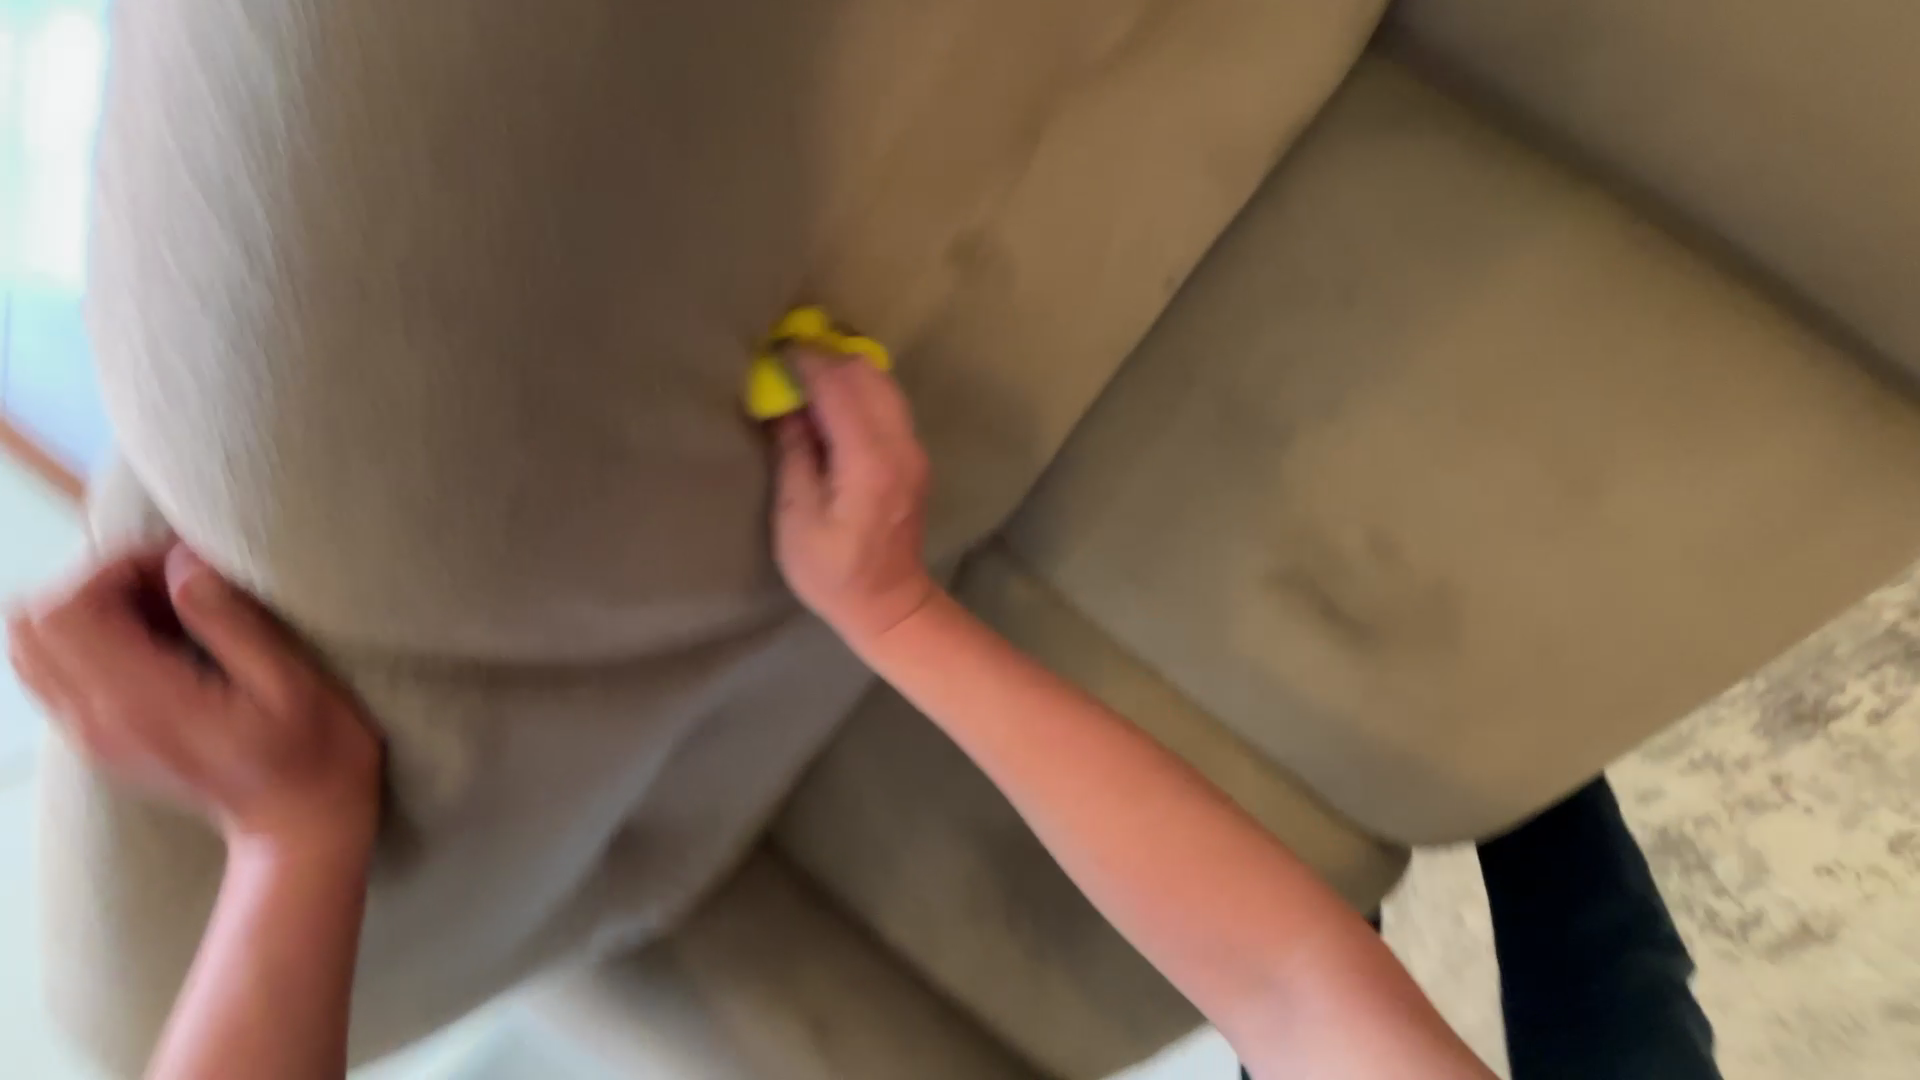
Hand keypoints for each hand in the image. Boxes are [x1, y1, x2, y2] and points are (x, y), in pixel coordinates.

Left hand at [6, 543, 382, 851]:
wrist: (300, 819)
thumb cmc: (317, 749)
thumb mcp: (294, 683)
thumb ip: (233, 625)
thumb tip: (186, 567)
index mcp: (143, 702)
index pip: (70, 612)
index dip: (116, 567)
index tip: (186, 561)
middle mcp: (96, 719)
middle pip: (33, 624)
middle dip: (96, 581)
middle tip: (175, 578)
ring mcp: (91, 733)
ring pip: (33, 646)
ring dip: (92, 608)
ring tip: (169, 605)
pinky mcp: (101, 738)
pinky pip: (57, 670)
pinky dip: (94, 637)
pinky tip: (163, 639)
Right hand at [769, 350, 939, 647]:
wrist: (890, 603)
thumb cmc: (833, 572)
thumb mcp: (796, 517)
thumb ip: (793, 453)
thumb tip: (784, 406)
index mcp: (870, 461)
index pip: (839, 386)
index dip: (805, 361)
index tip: (775, 352)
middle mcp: (901, 446)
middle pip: (868, 374)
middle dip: (827, 358)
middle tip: (788, 361)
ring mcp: (915, 450)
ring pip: (883, 384)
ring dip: (846, 372)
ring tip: (807, 379)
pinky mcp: (915, 457)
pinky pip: (888, 404)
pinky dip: (860, 392)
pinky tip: (832, 406)